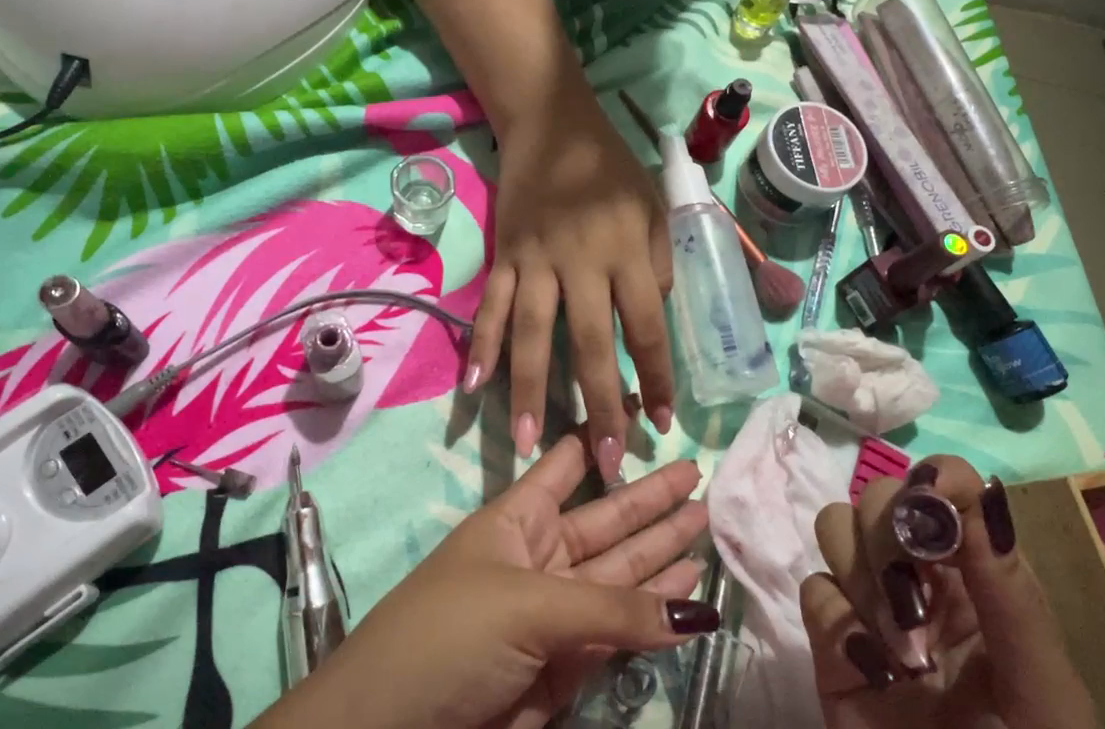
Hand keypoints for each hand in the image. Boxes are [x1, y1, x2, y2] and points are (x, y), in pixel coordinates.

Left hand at [259, 436, 714, 728]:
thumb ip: (614, 609)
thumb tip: (696, 616)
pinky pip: (623, 628)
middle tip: (697, 472)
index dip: (600, 438)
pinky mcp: (568, 663)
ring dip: (662, 551)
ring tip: (707, 521)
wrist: (398, 727)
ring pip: (621, 573)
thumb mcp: (525, 604)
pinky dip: (657, 611)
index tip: (639, 408)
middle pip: (606, 519)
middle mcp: (540, 556)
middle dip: (649, 499)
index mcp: (515, 521)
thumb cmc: (451, 633)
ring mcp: (556, 609)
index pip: (565, 466)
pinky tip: (691, 591)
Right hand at [463, 92, 674, 482]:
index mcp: (624, 249)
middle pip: (588, 344)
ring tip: (527, 446)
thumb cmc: (610, 167)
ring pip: (531, 336)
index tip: (660, 423)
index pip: (644, 327)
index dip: (653, 377)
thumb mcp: (653, 206)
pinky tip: (473, 388)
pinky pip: (490, 308)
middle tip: (606, 462)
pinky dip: (481, 347)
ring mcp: (533, 260)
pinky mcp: (502, 257)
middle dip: (598, 405)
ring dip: (529, 393)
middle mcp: (578, 261)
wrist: (550, 124)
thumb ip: (656, 263)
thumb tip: (651, 320)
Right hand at [800, 456, 1097, 728]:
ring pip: (836, 528)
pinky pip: (815, 592)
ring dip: (863, 575)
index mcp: (982, 573)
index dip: (935, 479)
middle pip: (878, 496)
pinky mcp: (829, 641)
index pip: (948, 487)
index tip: (933, 505)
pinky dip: (838, 622)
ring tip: (903, 645)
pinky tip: (874, 671)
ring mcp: (871, 605)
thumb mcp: (1042, 686)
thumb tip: (980, 497)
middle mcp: (924, 576)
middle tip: (914, 592)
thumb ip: (1011, 593)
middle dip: (890, 534)